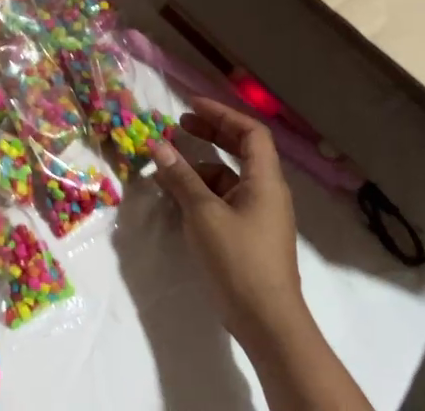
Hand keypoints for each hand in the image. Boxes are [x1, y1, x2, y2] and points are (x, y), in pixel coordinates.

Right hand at [151, 96, 303, 346]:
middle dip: (209, 133)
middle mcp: (266, 193)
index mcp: (265, 181)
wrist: (266, 319)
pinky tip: (174, 196)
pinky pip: (222, 198)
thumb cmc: (238, 258)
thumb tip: (157, 143)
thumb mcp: (202, 212)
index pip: (251, 132)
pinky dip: (199, 190)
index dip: (222, 114)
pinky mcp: (246, 233)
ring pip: (227, 176)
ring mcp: (257, 214)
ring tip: (165, 165)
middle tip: (176, 125)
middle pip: (241, 150)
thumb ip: (180, 175)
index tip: (189, 104)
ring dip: (198, 165)